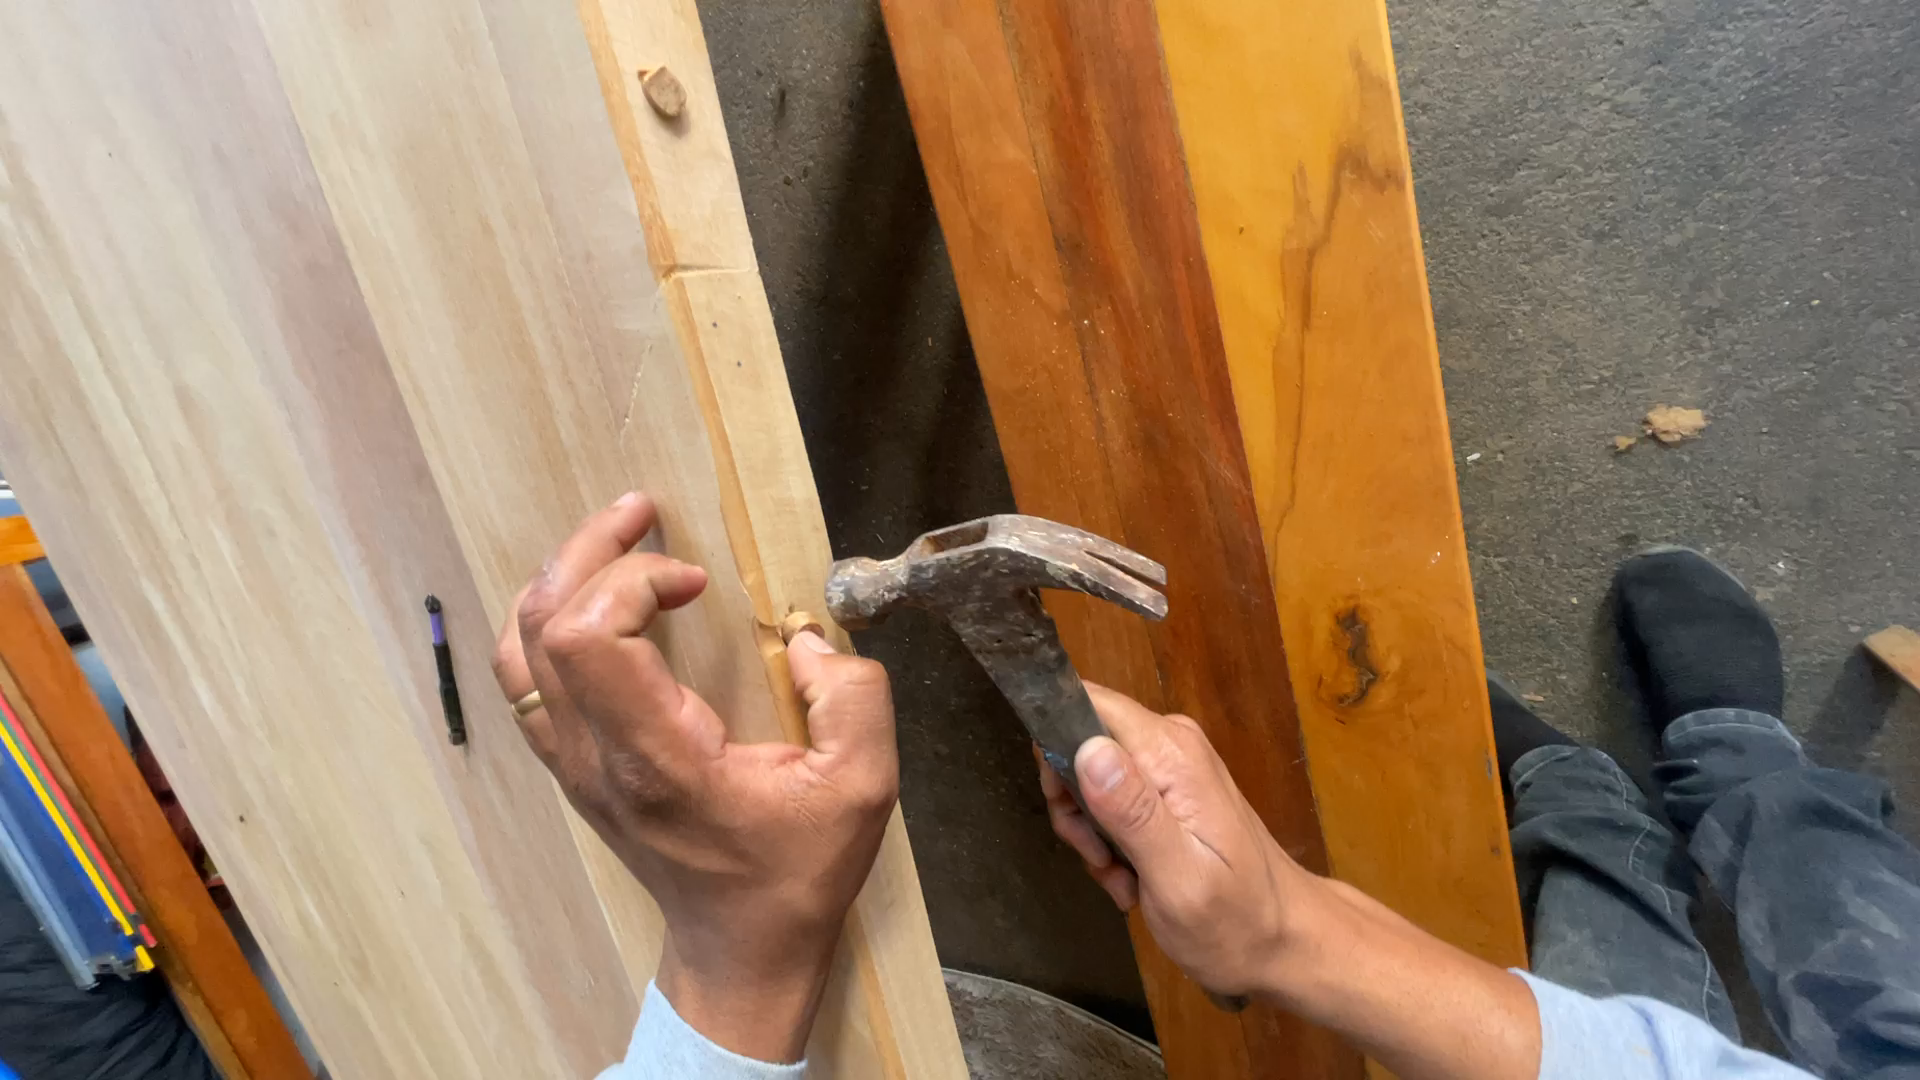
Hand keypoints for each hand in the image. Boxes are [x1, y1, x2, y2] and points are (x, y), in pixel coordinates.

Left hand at [491, 493, 899, 1062]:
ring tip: (616, 541)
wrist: (742, 949)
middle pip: (542, 625)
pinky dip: (552, 621)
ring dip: (562, 579)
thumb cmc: (799, 871)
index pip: (590, 637)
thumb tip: (805, 641)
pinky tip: (598, 602)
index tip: (698, 577)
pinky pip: (530, 679)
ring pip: (520, 650)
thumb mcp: (865, 784)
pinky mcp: (577, 770)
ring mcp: (575, 767)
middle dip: (590, 549)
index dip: (635, 579)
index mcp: (660, 757)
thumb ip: (853, 696)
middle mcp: (597, 757)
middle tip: (644, 512)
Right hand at [1037, 684, 1315, 997]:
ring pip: (1091, 769)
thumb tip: (1086, 749)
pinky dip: (1109, 834)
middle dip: (1074, 801)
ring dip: (1091, 828)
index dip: (1056, 741)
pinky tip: (1131, 873)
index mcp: (1170, 751)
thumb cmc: (1237, 922)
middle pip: (1082, 738)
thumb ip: (1132, 812)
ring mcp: (1171, 759)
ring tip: (1119, 876)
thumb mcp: (1178, 879)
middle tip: (1095, 857)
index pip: (1087, 702)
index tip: (1061, 802)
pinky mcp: (1169, 781)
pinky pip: (1112, 790)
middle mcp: (1169, 739)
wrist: (1290, 944)